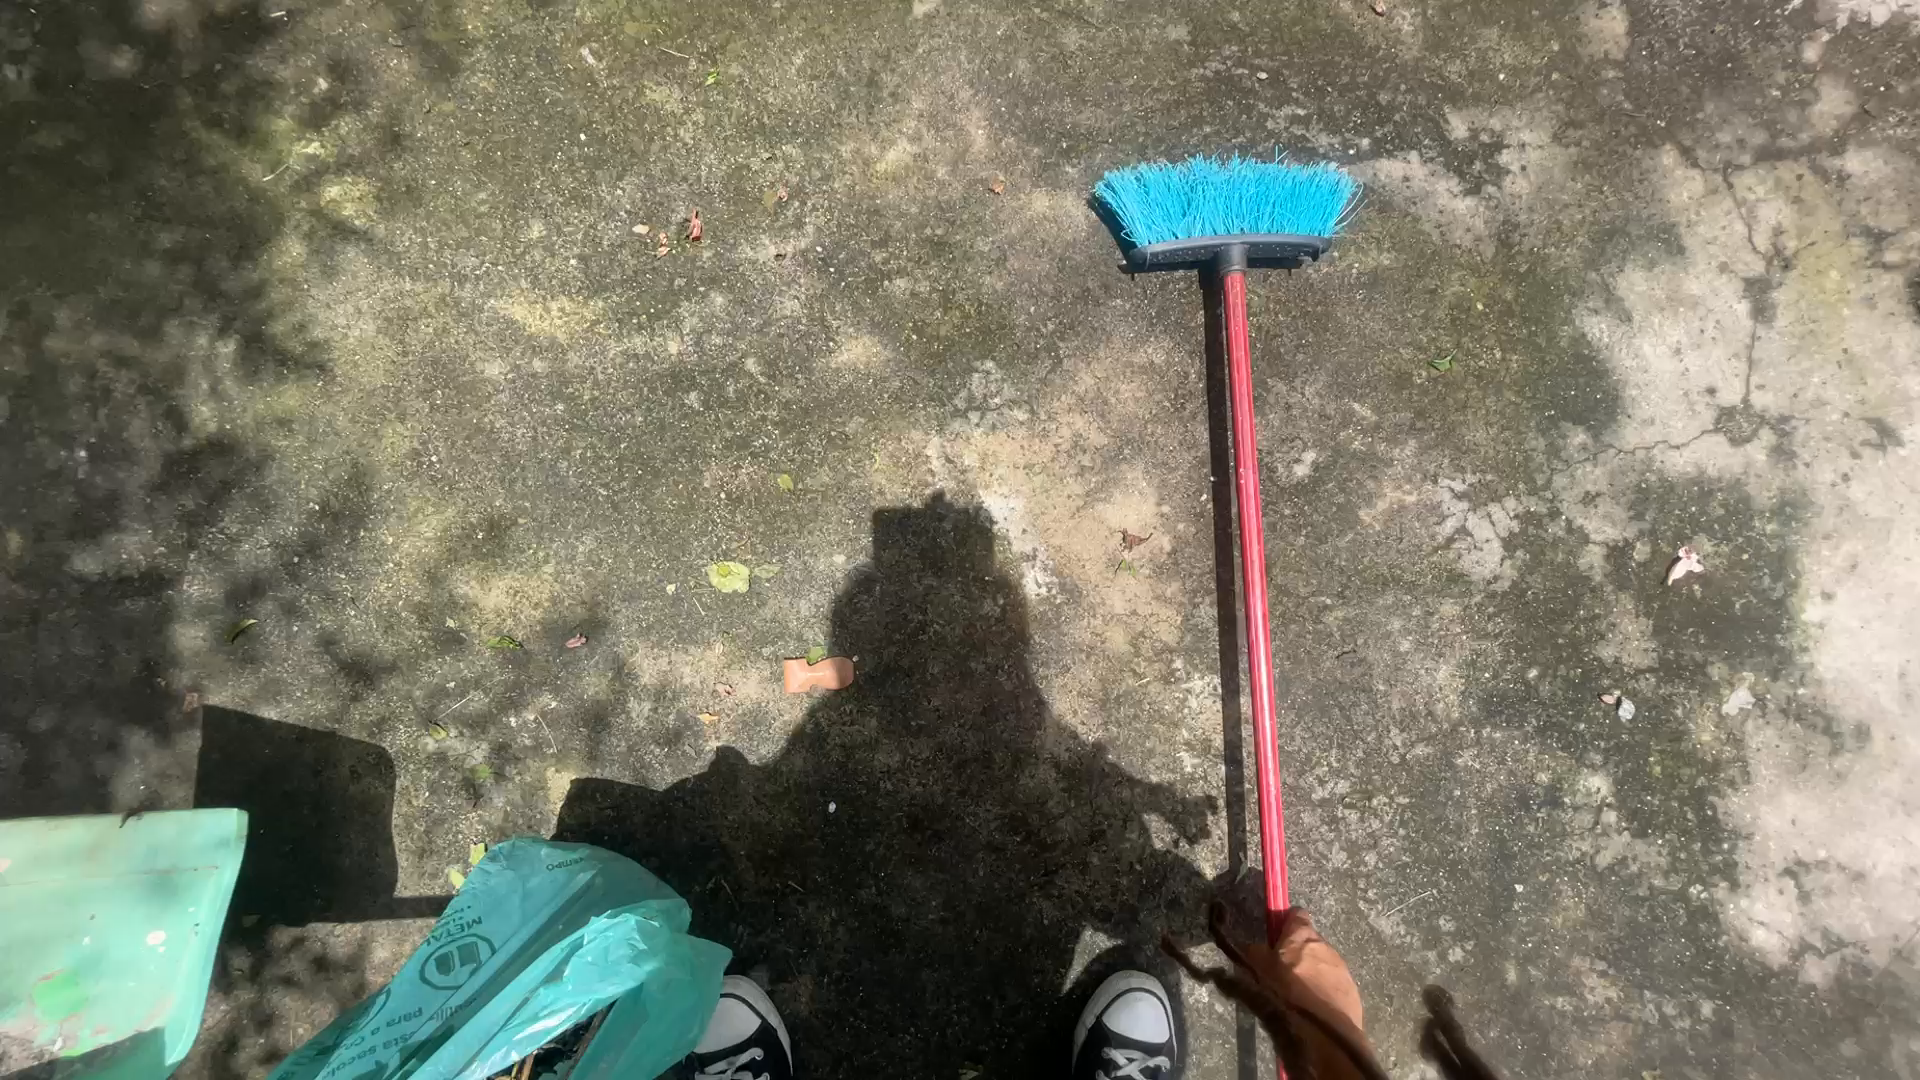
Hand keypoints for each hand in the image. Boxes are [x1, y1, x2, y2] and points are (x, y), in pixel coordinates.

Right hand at [1243, 909, 1368, 1054]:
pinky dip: (1325, 989)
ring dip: (1313, 971)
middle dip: (1299, 951)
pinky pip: (1335, 983)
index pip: (1296, 913)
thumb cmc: (1288, 990)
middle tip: (1285, 969)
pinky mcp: (1352, 990)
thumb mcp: (1260, 968)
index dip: (1286, 922)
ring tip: (1301, 992)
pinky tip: (1315, 1005)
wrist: (1324, 1029)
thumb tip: (1255, 947)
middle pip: (1310, 940)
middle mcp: (1325, 944)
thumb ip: (1255, 951)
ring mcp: (1342, 968)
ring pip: (1323, 962)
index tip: (1278, 935)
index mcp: (1302, 933)